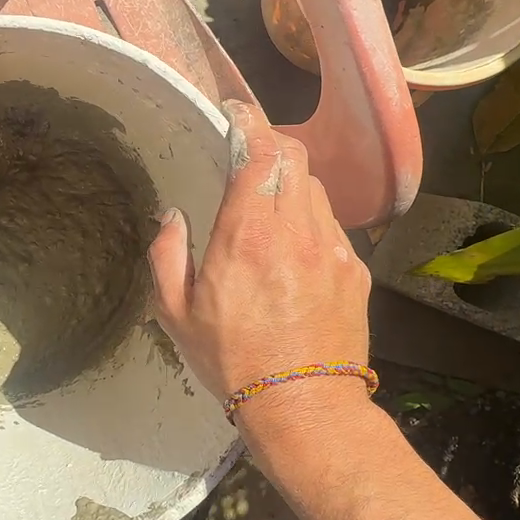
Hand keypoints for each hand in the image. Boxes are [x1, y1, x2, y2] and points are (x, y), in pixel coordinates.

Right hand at [147, 100, 369, 406]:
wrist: (303, 406)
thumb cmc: (230, 359)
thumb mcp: (174, 313)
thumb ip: (165, 254)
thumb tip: (171, 217)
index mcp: (246, 235)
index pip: (259, 154)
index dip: (249, 123)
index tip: (235, 113)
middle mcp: (294, 230)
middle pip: (294, 158)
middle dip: (271, 144)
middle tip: (248, 153)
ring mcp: (331, 248)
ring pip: (314, 188)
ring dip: (289, 183)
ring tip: (267, 206)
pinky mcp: (353, 270)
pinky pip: (329, 225)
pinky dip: (308, 219)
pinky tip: (291, 250)